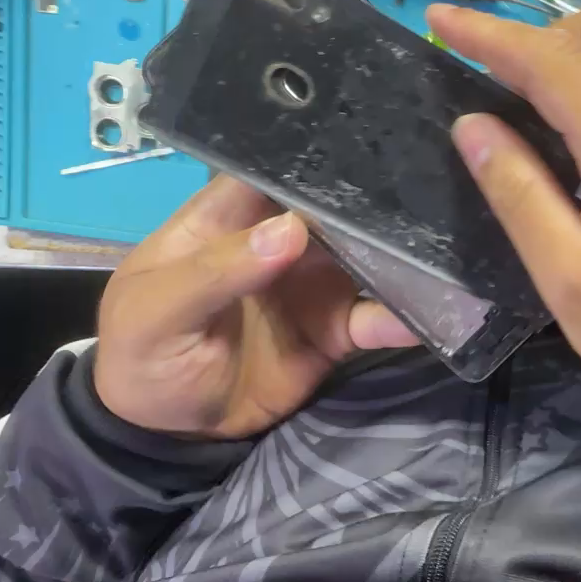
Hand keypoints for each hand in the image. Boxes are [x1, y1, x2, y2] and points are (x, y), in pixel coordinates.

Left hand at [95, 176, 418, 437]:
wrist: (170, 437)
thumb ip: (216, 271)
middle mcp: (275, 247)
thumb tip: (291, 229)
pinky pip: (374, 320)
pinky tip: (430, 313)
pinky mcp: (335, 330)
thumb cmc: (142, 358)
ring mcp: (310, 288)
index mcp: (221, 224)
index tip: (358, 145)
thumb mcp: (155, 313)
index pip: (265, 176)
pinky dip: (401, 318)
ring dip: (395, 257)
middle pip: (328, 213)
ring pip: (362, 261)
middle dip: (367, 205)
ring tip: (438, 250)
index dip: (305, 159)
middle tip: (421, 192)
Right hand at [429, 0, 580, 389]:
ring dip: (578, 55)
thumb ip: (520, 196)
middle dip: (546, 36)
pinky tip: (576, 131)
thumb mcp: (567, 280)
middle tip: (505, 86)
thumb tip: (473, 125)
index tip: (440, 20)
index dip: (493, 35)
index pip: (557, 65)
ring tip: (534, 107)